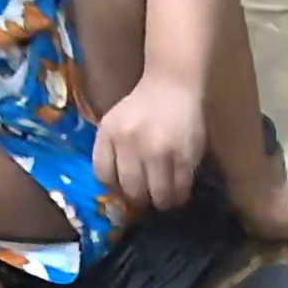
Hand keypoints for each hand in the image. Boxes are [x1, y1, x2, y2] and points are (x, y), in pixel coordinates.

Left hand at [93, 70, 206, 209]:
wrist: (173, 85)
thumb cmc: (142, 108)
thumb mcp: (115, 123)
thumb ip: (110, 151)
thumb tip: (116, 190)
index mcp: (110, 133)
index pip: (104, 175)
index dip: (115, 185)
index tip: (126, 183)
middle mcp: (131, 143)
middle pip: (132, 191)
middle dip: (140, 198)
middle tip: (147, 195)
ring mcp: (159, 151)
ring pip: (158, 196)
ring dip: (161, 202)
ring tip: (165, 197)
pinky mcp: (183, 158)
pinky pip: (180, 191)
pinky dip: (179, 197)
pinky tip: (179, 191)